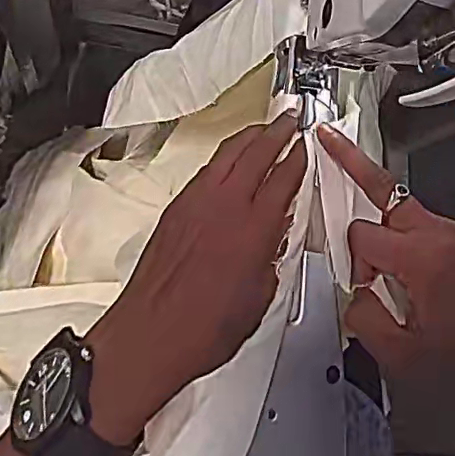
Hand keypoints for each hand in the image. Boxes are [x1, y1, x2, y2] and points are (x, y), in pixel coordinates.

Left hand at [85, 111, 306, 444]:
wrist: (149, 336)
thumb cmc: (201, 327)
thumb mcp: (260, 297)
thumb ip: (272, 257)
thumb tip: (274, 239)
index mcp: (255, 229)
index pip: (285, 177)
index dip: (299, 157)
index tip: (306, 146)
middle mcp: (227, 207)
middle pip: (259, 152)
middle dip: (279, 131)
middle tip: (290, 119)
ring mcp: (198, 203)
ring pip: (229, 152)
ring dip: (251, 136)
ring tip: (263, 128)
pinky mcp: (177, 208)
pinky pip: (207, 169)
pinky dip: (224, 156)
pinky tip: (229, 159)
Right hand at [316, 125, 454, 420]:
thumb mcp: (397, 353)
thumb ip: (362, 312)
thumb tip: (354, 291)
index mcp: (426, 258)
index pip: (363, 233)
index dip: (349, 259)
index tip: (349, 276)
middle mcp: (445, 236)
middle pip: (387, 191)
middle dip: (355, 173)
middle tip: (332, 142)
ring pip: (404, 208)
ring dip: (383, 222)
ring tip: (372, 247)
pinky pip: (425, 226)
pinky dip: (405, 237)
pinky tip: (402, 269)